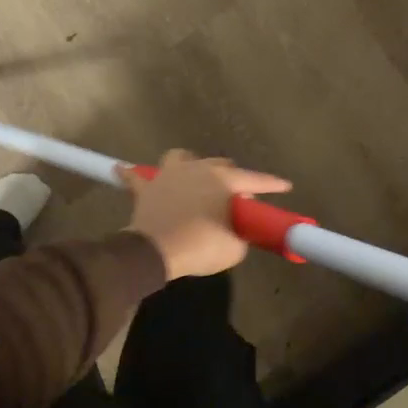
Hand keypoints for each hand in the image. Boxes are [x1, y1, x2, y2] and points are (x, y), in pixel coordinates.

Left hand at [118, 151, 292, 279]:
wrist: (156, 250)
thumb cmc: (201, 246)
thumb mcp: (234, 247)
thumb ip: (240, 232)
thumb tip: (234, 229)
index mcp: (221, 180)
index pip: (253, 180)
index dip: (271, 183)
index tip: (285, 185)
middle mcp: (195, 169)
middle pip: (218, 165)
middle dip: (232, 177)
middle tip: (238, 196)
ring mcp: (168, 174)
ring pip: (181, 157)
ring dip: (191, 164)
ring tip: (195, 176)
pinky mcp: (146, 187)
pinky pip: (135, 176)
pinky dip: (132, 175)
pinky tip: (122, 170)